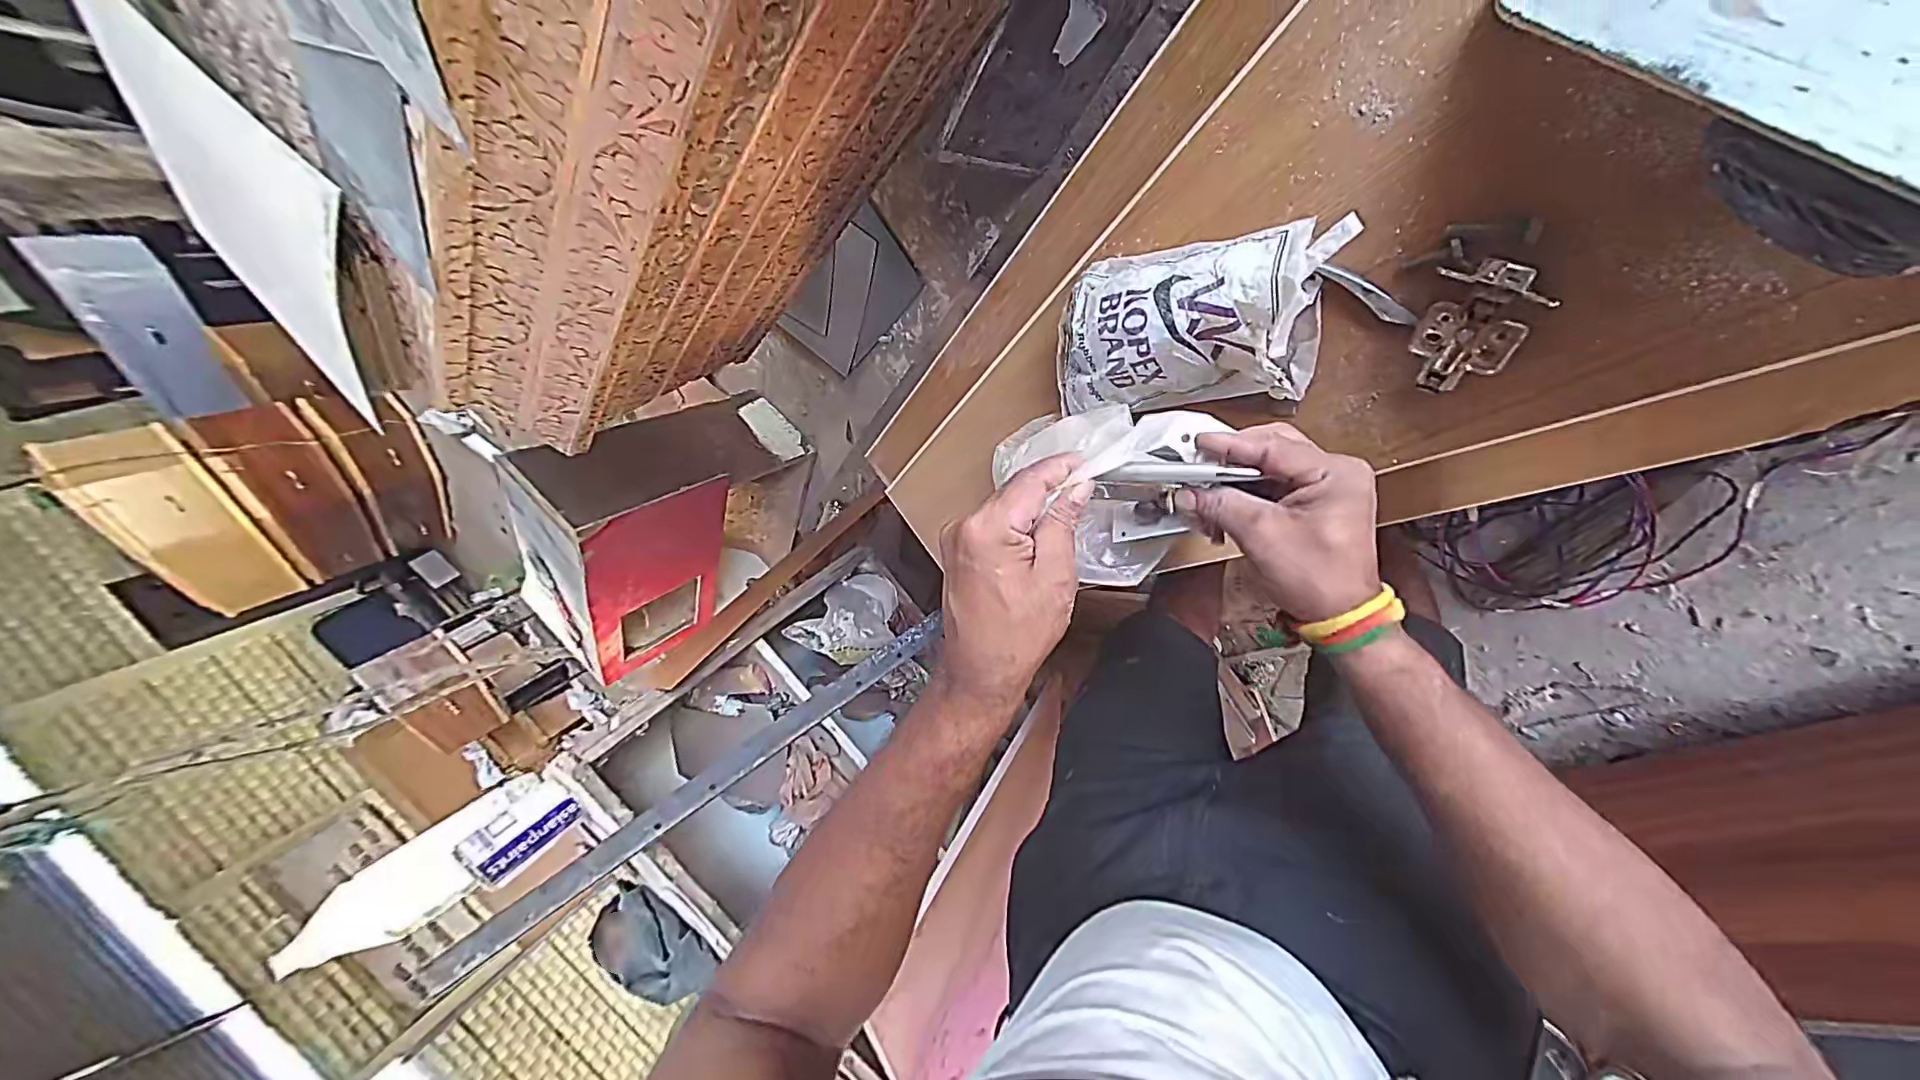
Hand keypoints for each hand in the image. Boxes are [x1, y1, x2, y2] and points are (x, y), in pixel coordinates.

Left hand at [937, 454, 1091, 711]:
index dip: (1061, 468)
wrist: (981, 670)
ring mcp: (956, 539)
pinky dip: (1017, 522)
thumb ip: (1062, 523)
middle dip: (1050, 487)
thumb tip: (1074, 491)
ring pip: (1004, 506)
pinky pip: (992, 523)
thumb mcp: (1054, 576)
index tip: (1083, 462)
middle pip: (1014, 491)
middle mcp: (964, 528)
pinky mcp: (957, 550)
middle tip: (1083, 484)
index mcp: (986, 529)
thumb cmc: (1013, 638)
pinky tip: (1038, 532)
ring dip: (1034, 506)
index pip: (1030, 480)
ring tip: (1065, 512)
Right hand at [1174, 423, 1380, 622]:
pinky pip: (1270, 488)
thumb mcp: (1263, 535)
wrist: (1338, 615)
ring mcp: (1324, 489)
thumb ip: (1223, 505)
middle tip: (1199, 469)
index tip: (1200, 445)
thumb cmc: (1322, 581)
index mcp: (1335, 473)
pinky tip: (1225, 510)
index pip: (1272, 447)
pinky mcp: (1310, 504)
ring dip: (1233, 483)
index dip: (1229, 446)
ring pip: (1266, 469)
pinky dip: (1244, 497)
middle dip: (1230, 463)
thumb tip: (1193, 492)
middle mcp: (1334, 474)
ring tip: (1208, 498)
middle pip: (1269, 450)